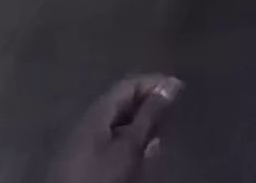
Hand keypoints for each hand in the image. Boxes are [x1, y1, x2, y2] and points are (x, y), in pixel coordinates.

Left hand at [47, 75, 181, 182]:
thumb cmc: (98, 176)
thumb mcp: (129, 145)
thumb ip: (151, 113)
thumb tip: (173, 82)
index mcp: (97, 110)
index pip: (130, 83)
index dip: (155, 83)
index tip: (177, 91)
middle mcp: (86, 119)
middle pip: (123, 103)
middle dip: (148, 108)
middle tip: (168, 119)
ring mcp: (80, 141)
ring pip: (117, 124)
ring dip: (139, 129)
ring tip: (155, 141)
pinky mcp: (78, 160)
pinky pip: (108, 141)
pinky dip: (126, 143)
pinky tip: (136, 156)